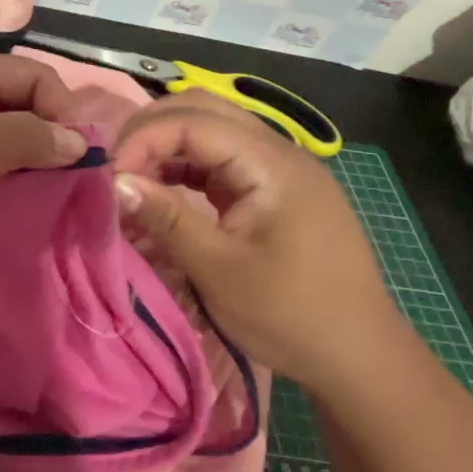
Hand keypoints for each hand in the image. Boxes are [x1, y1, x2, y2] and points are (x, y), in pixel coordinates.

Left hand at [0, 56, 88, 271]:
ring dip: (33, 163)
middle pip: (21, 106)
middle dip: (51, 135)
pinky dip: (10, 183)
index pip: (30, 75)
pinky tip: (27, 206)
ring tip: (57, 195)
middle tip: (75, 178)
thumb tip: (78, 140)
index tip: (79, 152)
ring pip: (6, 142)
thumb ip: (28, 137)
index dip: (60, 106)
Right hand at [110, 91, 411, 394]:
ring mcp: (281, 170)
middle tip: (117, 168)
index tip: (110, 177)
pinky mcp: (275, 191)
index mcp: (272, 164)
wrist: (362, 361)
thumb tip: (115, 181)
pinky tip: (164, 191)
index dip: (144, 139)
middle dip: (152, 130)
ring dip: (168, 146)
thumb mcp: (219, 270)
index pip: (193, 121)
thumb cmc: (292, 316)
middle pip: (204, 110)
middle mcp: (280, 152)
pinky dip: (187, 166)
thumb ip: (166, 218)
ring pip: (212, 130)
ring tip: (133, 180)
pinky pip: (223, 159)